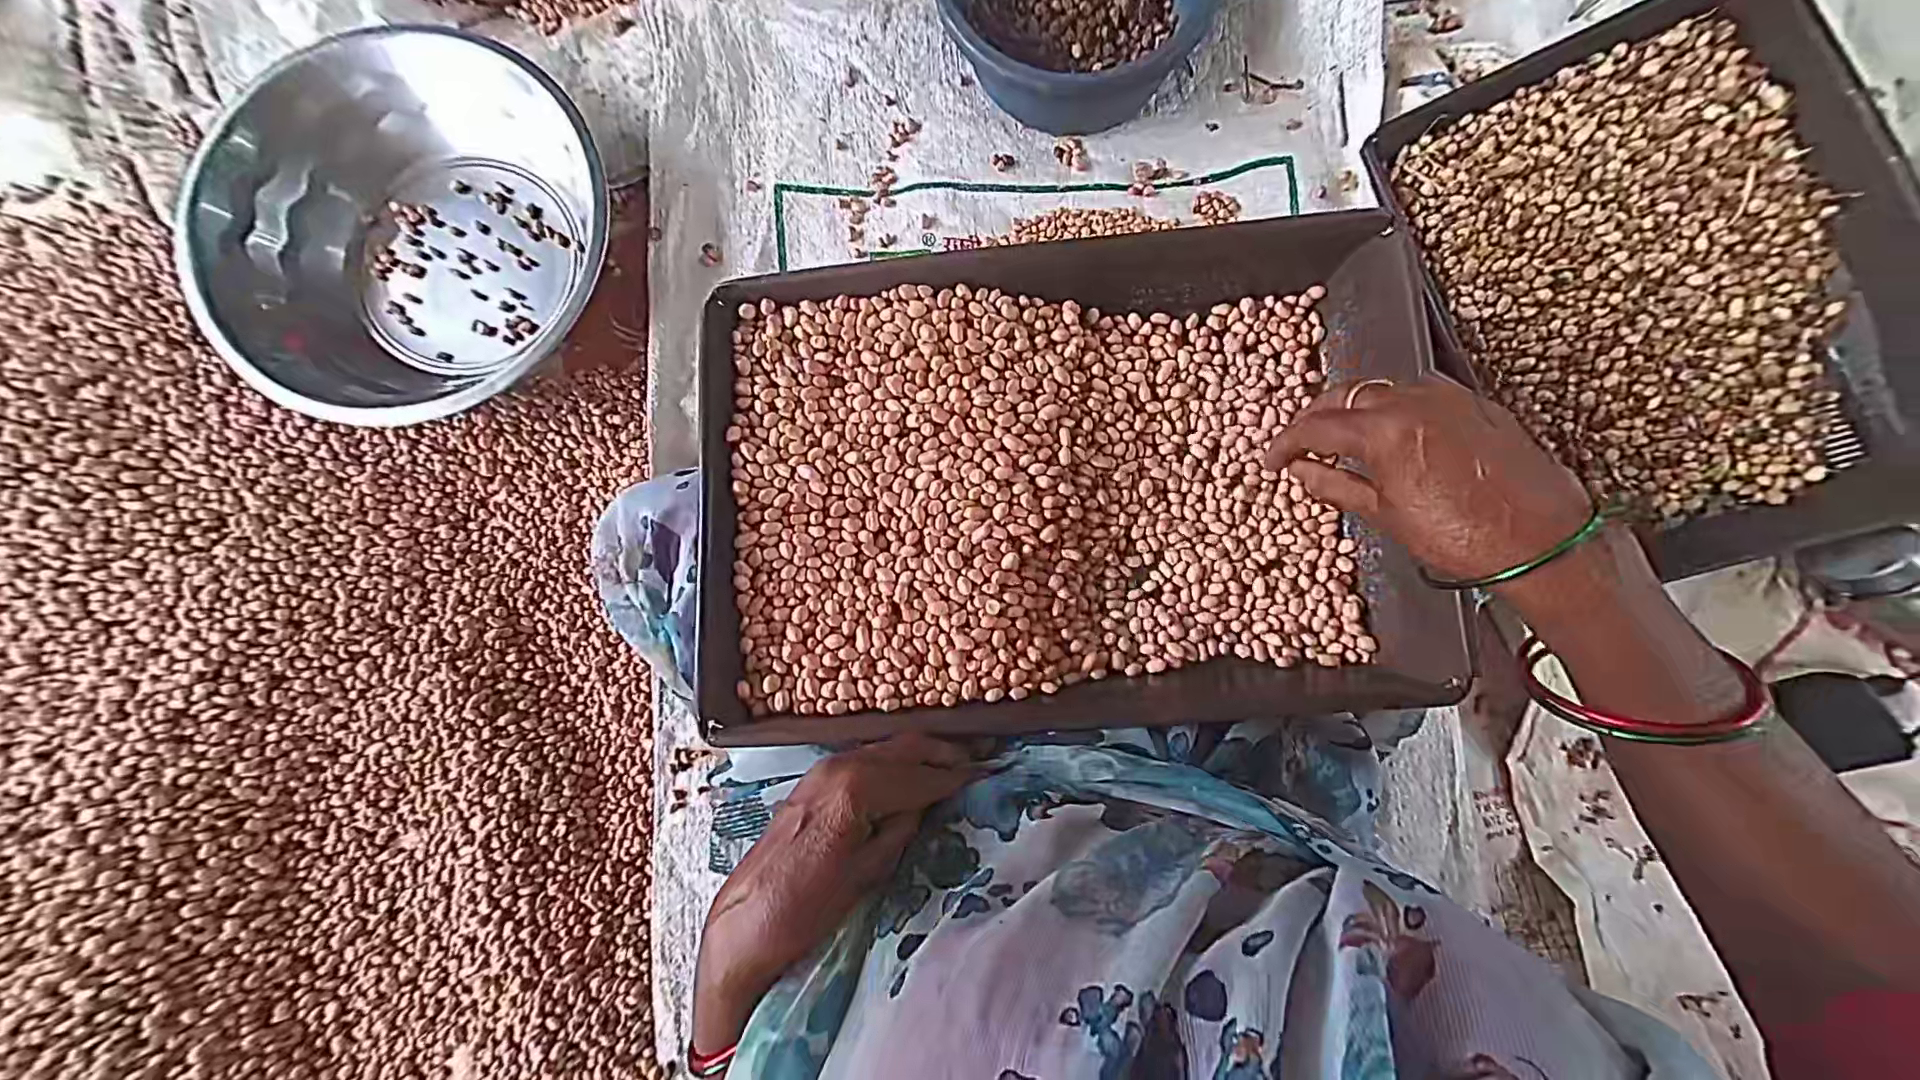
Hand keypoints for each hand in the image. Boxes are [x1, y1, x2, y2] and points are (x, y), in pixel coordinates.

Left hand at [692, 734, 975, 1054]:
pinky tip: (913, 770)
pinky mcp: (816, 777)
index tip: (987, 772)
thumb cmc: (805, 909)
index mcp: (855, 789)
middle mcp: (840, 766)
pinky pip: (868, 756)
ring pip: (887, 746)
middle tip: (982, 754)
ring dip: (923, 751)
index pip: (920, 777)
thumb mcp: (866, 874)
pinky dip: (897, 759)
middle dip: (946, 750)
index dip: (957, 776)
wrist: (743, 922)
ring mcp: (825, 768)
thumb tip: (927, 803)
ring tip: (956, 758)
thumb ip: (900, 829)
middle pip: (906, 747)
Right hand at [1263, 376, 1591, 581]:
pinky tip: (1384, 431)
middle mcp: (1415, 403)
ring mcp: (1449, 399)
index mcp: (1385, 431)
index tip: (1275, 459)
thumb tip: (1302, 471)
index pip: (1315, 427)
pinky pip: (1417, 393)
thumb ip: (1333, 484)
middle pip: (1344, 395)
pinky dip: (1389, 407)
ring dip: (1350, 408)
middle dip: (1313, 417)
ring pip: (1380, 389)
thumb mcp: (1382, 513)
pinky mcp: (1474, 406)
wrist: (1542, 543)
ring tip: (1337, 437)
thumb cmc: (1465, 536)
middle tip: (1298, 443)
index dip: (1285, 444)